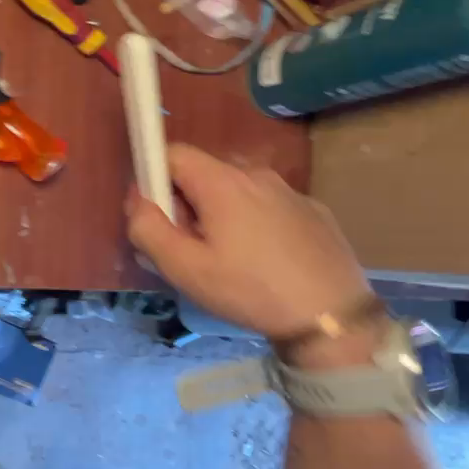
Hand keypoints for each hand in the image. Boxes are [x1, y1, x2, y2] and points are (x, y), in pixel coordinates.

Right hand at [127, 144, 371, 340]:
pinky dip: (250, 225)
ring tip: (223, 261)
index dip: (152, 178)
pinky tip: (259, 263)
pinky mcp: (312, 212)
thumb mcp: (183, 267)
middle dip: (183, 203)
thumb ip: (148, 229)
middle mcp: (257, 175)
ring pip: (234, 192)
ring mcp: (290, 192)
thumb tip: (138, 202)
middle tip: (185, 249)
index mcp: (223, 183)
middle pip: (203, 174)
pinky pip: (265, 207)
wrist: (330, 316)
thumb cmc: (248, 290)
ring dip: (216, 216)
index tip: (154, 216)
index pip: (173, 153)